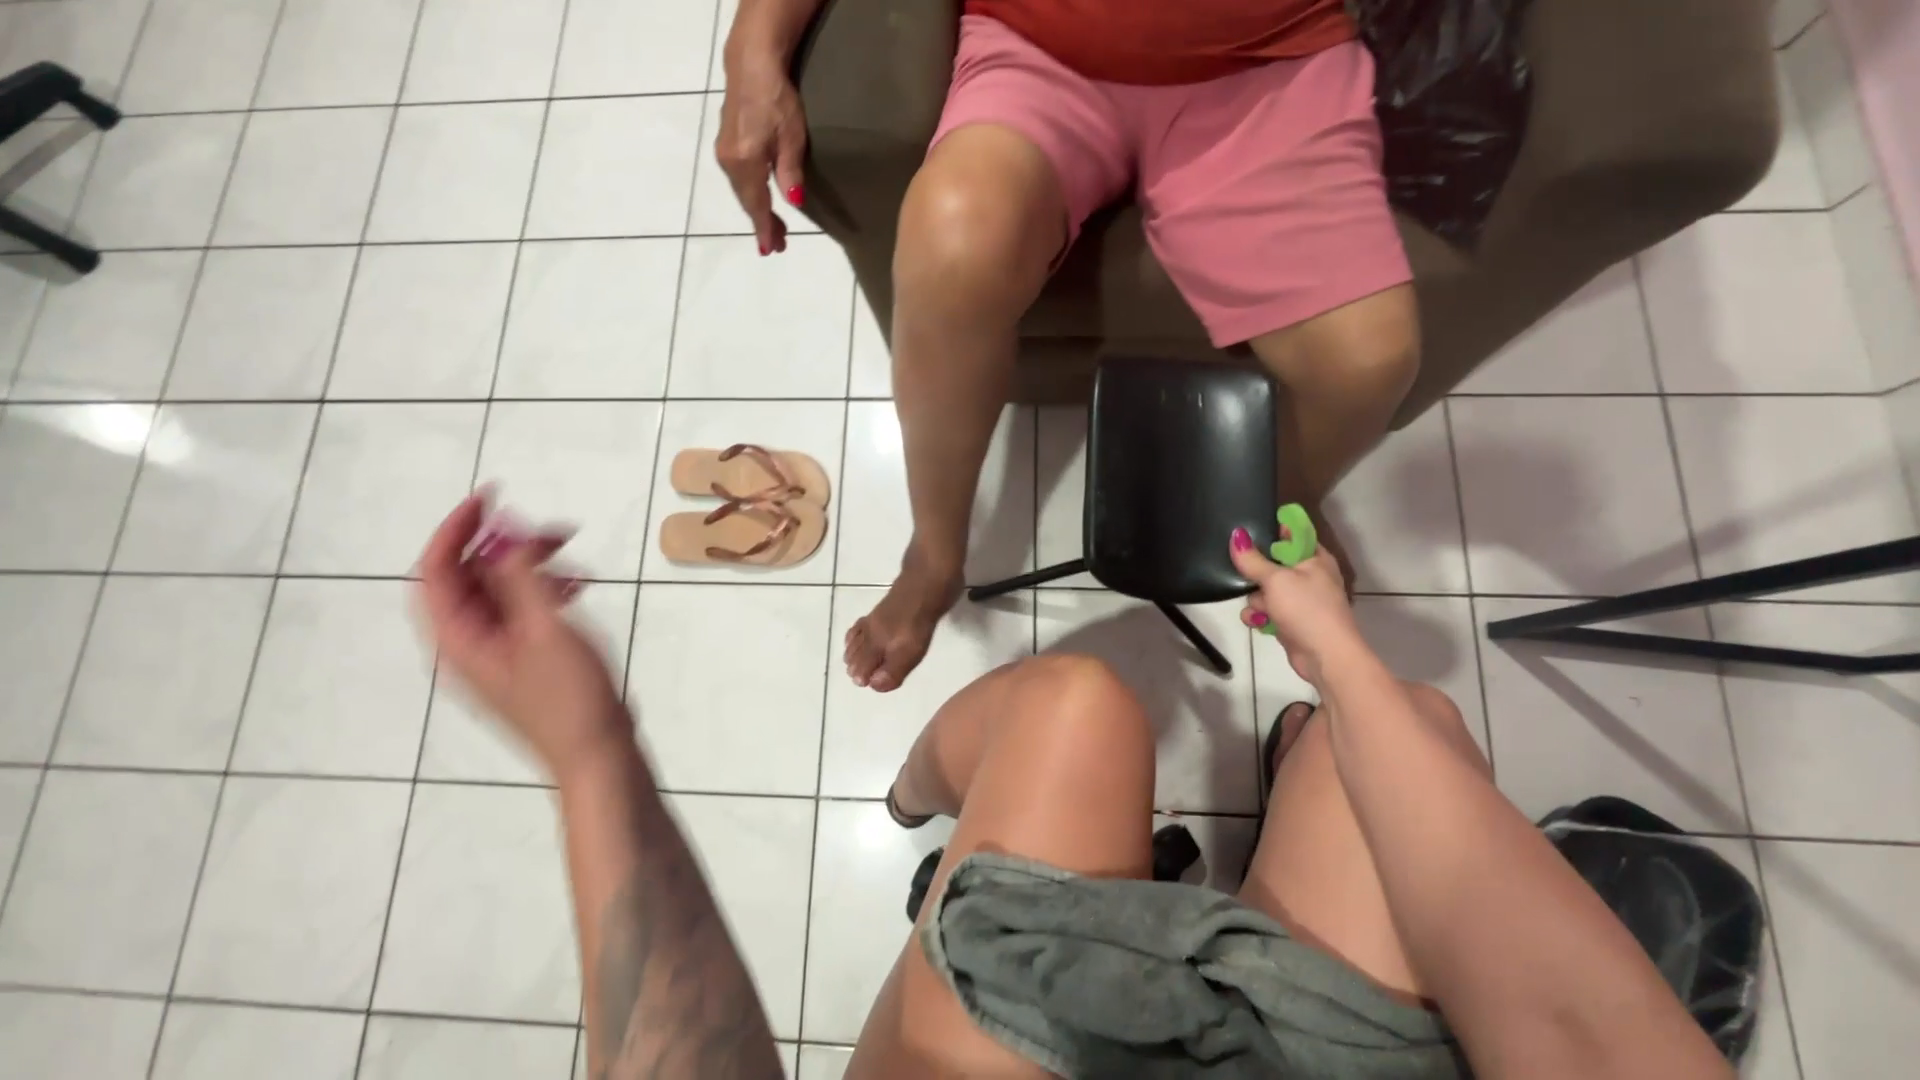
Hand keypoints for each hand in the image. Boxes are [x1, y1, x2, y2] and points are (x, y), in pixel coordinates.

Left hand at [417, 494, 629, 784]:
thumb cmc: (568, 697)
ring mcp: (497, 652)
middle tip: (553, 529)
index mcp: (457, 638)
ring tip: (573, 554)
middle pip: (468, 576)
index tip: (492, 497)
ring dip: (531, 564)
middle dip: (506, 543)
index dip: (457, 528)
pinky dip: (546, 588)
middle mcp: (467, 643)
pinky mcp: (526, 658)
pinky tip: (579, 584)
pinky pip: (523, 608)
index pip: (435, 570)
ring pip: (499, 589)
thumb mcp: (545, 629)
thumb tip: (505, 535)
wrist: (597, 755)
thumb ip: (521, 577)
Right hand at [715, 53, 806, 255]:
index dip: (765, 229)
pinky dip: (751, 194)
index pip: (757, 205)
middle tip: (778, 246)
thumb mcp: (792, 138)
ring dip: (757, 210)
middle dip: (762, 224)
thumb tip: (794, 202)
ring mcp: (724, 152)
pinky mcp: (726, 143)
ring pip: (742, 191)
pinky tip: (760, 200)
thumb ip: (790, 172)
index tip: (771, 251)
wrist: (752, 62)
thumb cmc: (777, 99)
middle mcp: (729, 161)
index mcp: (745, 163)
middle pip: (747, 201)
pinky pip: (739, 179)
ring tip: (772, 228)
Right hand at [1229, 525, 1359, 685]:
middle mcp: (1309, 575)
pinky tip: (1257, 622)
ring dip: (1256, 599)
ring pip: (1265, 589)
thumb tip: (1236, 535)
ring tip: (1259, 608)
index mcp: (1315, 558)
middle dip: (1256, 572)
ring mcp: (1300, 600)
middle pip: (1272, 563)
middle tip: (1243, 573)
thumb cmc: (1306, 609)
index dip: (1271, 532)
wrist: (1325, 656)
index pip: (1292, 534)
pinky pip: (1267, 611)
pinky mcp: (1290, 620)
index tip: (1248, 533)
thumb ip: (1252, 559)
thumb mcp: (1276, 580)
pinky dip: (1260, 616)